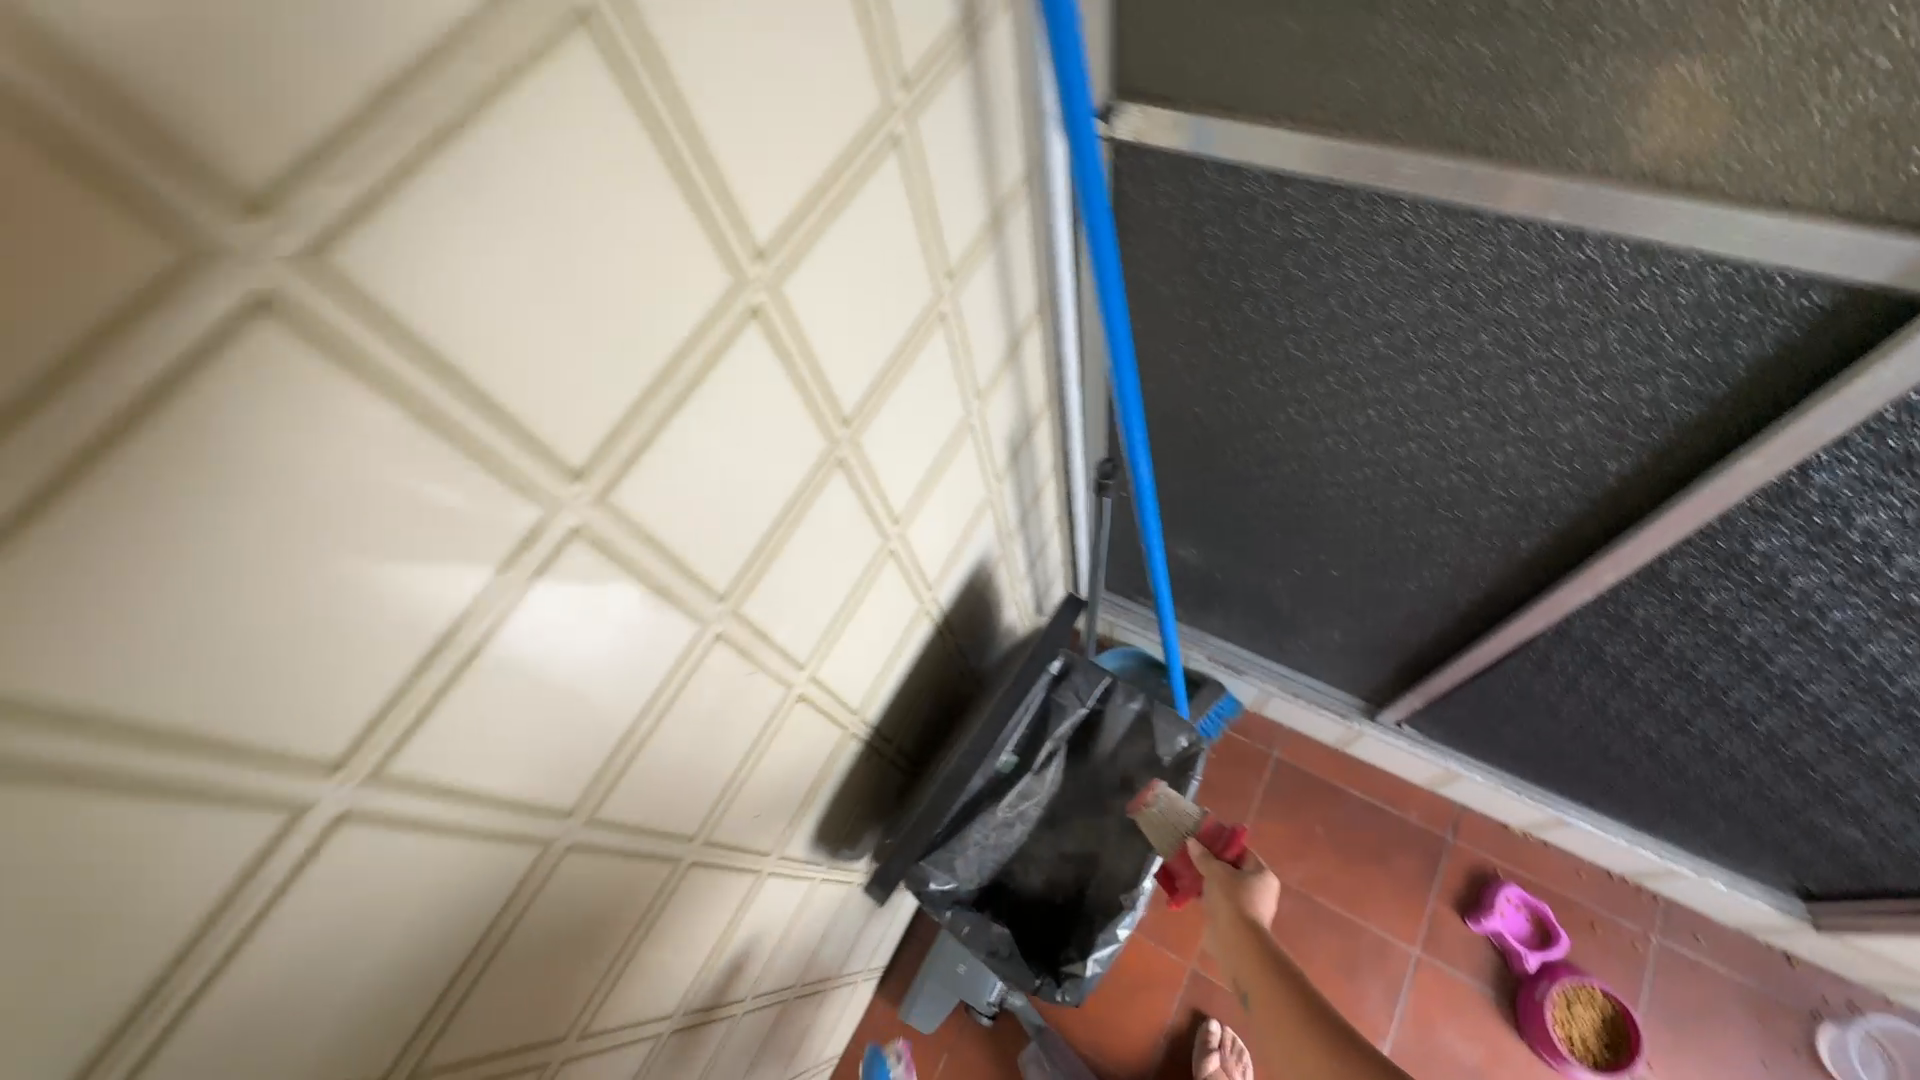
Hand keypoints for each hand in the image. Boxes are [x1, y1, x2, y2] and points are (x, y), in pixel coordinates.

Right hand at [1187, 837, 1280, 933]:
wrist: (1235, 941)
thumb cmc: (1232, 899)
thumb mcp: (1215, 872)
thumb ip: (1204, 856)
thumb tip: (1191, 841)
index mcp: (1263, 874)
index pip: (1243, 852)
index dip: (1223, 845)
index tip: (1203, 841)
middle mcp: (1260, 890)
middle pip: (1233, 870)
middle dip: (1213, 863)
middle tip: (1193, 855)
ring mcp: (1249, 907)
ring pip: (1225, 887)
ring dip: (1208, 881)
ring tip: (1187, 871)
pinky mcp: (1236, 921)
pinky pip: (1220, 902)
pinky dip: (1207, 897)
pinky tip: (1190, 891)